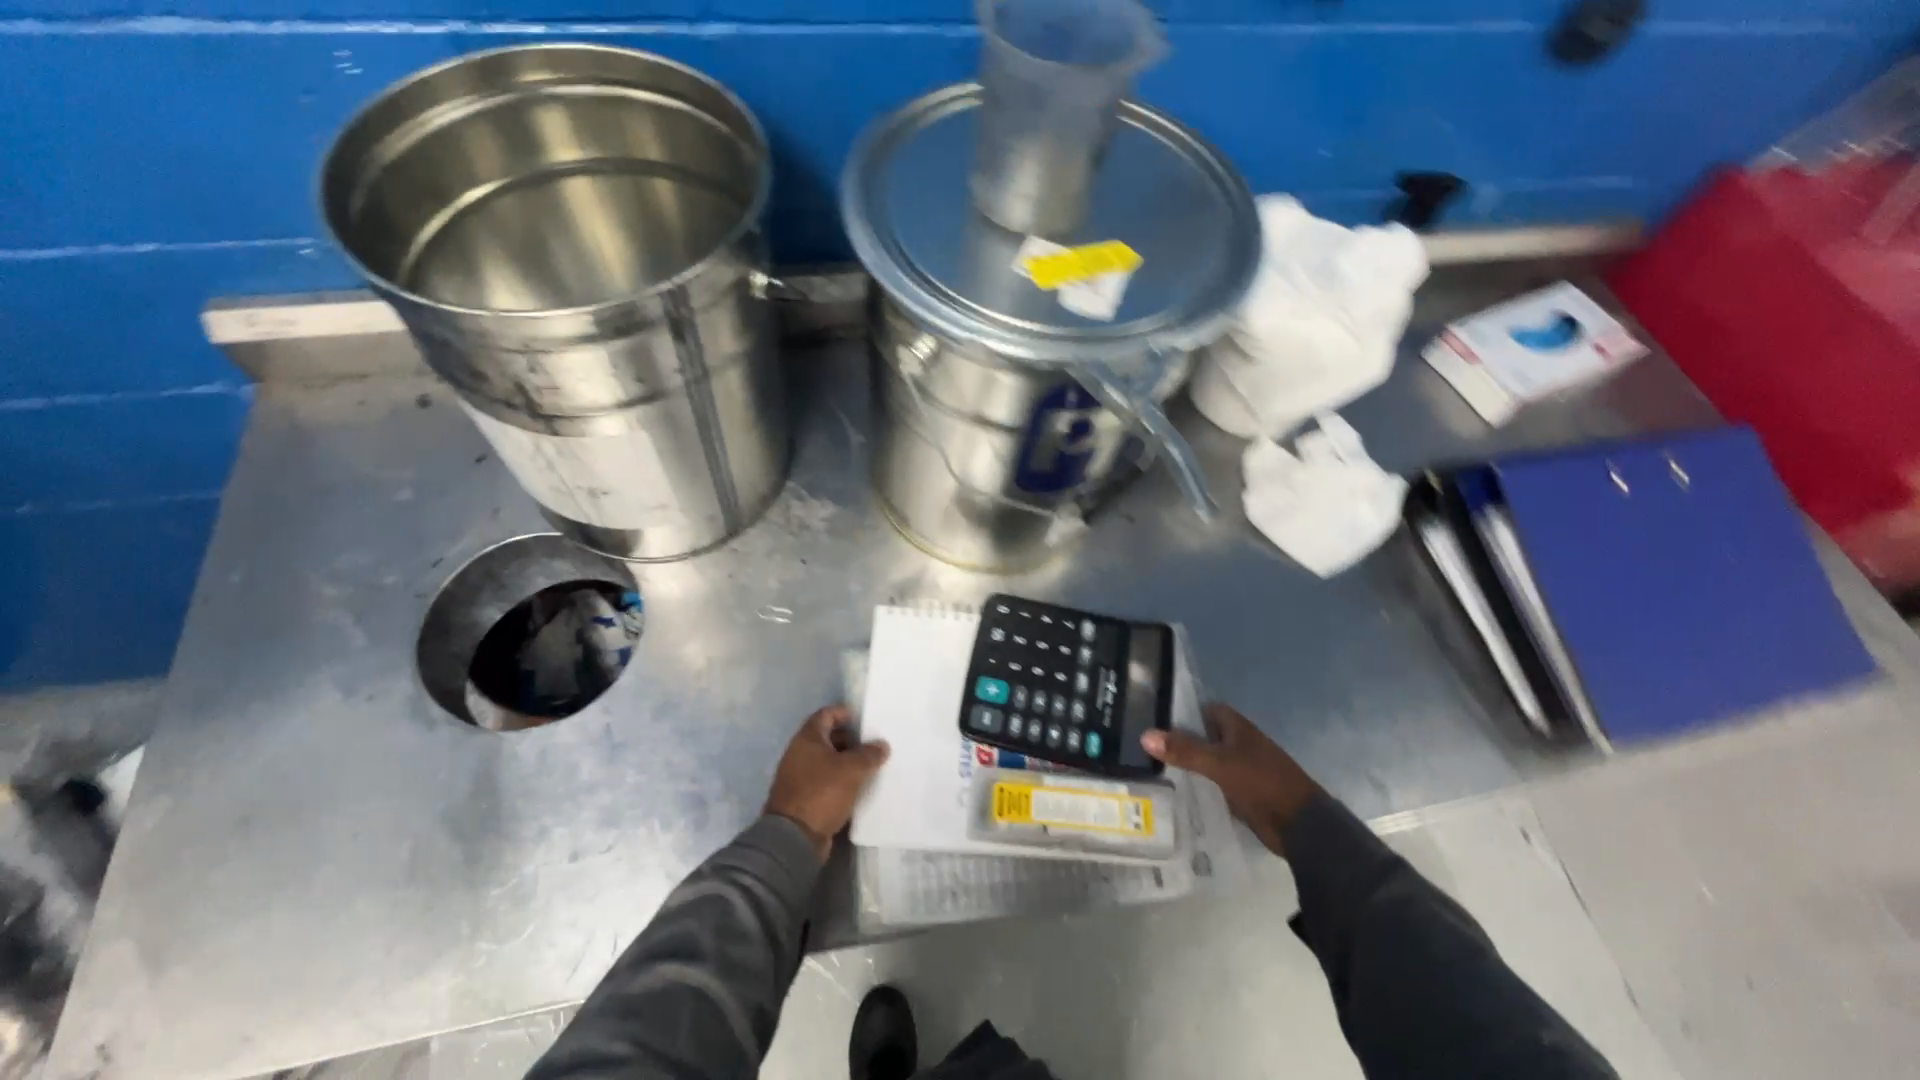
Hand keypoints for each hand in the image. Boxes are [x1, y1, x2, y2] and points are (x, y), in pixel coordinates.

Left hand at [764, 705, 889, 862]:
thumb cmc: (821, 792)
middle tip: (873, 744)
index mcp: (807, 739)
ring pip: (827, 761)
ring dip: (847, 761)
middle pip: (827, 738)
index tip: (864, 718)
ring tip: (871, 765)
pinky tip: (859, 786)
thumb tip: (881, 745)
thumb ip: (869, 754)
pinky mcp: (804, 797)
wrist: (794, 837)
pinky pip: (826, 781)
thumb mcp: (851, 770)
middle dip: (850, 739)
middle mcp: (800, 753)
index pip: (826, 715)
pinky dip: (841, 780)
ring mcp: (800, 776)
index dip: (844, 713)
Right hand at [1141, 702, 1321, 856]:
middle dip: (1178, 739)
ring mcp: (1240, 769)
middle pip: (1203, 736)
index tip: (1152, 718)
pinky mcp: (1240, 793)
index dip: (1182, 711)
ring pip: (1206, 761)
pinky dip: (1196, 786)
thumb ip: (1185, 750)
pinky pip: (1211, 783)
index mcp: (1238, 728)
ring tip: (1149, 768)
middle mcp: (1238, 744)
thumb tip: (1145, 735)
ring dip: (1186, 764)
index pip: (1205, 710)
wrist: (1299, 825)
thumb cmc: (1263, 783)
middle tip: (1142, 746)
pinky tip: (1173, 792)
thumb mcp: (1220, 764)